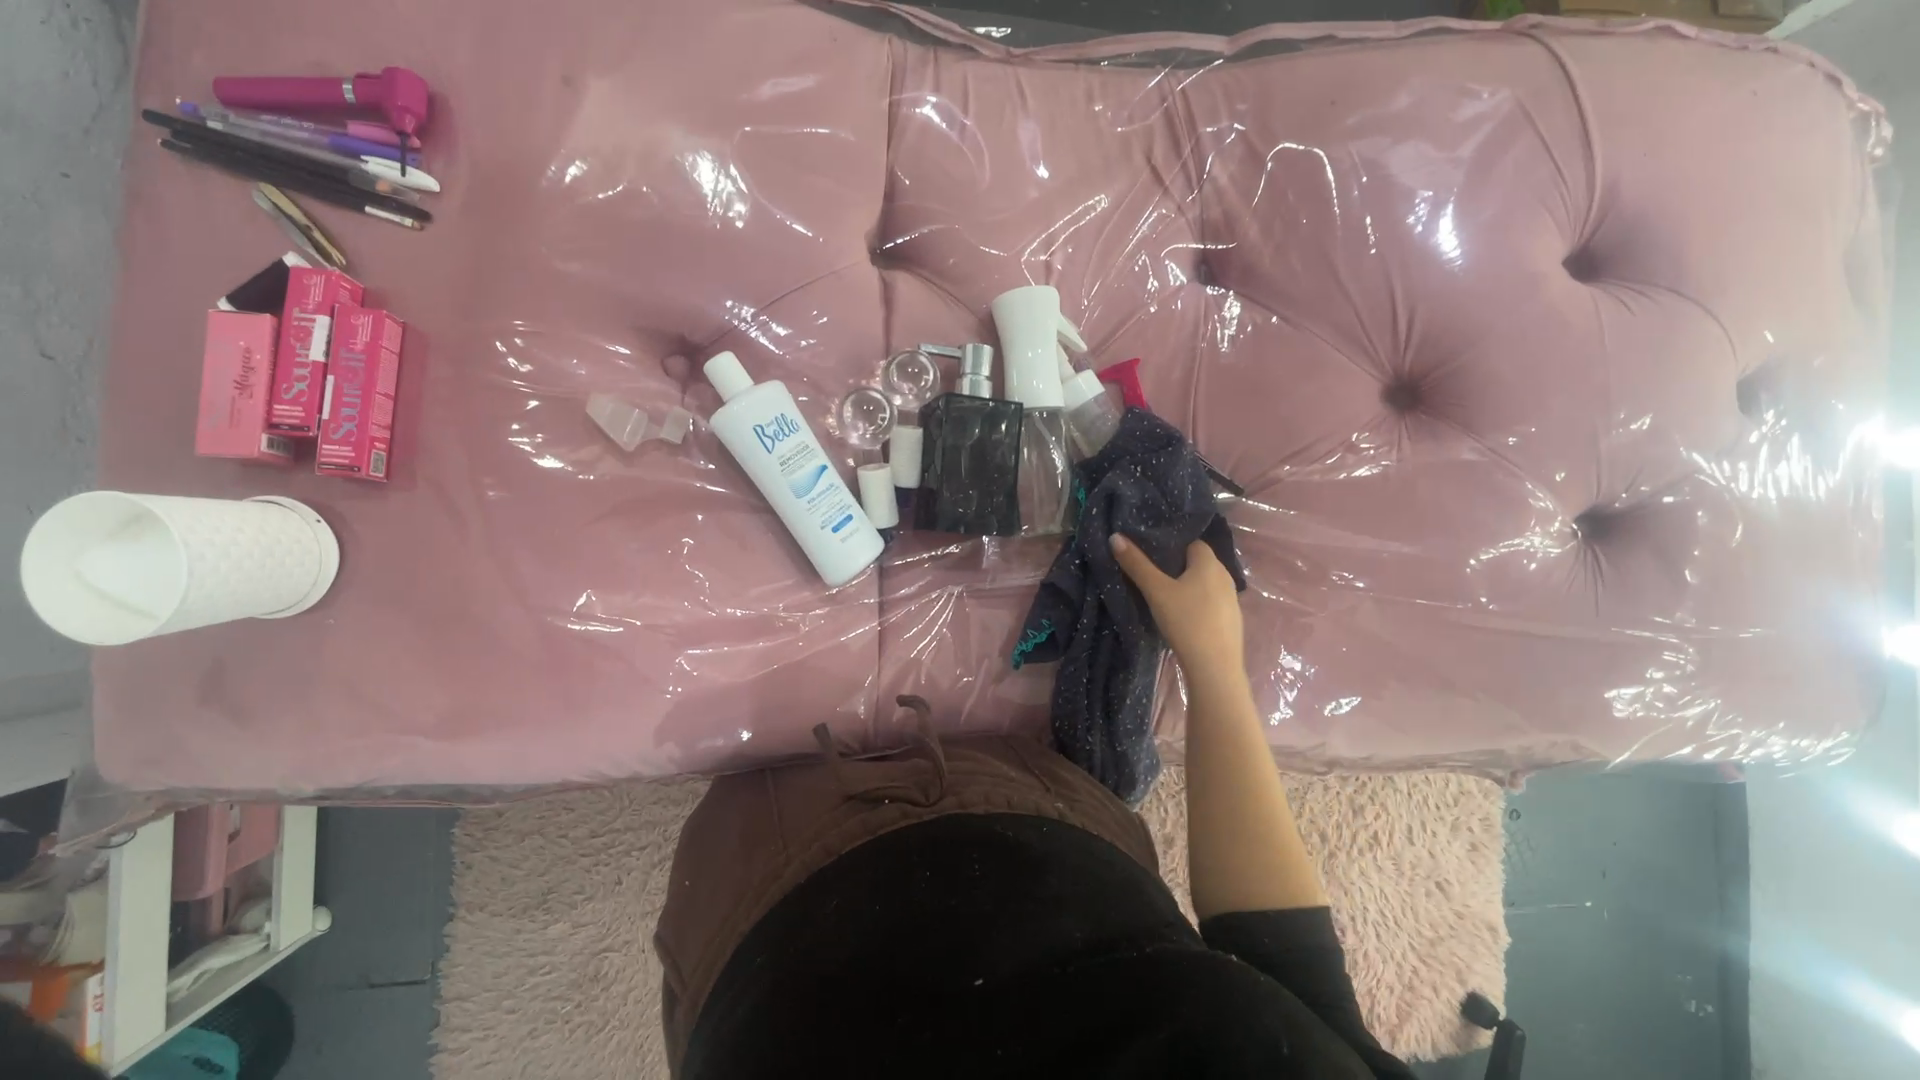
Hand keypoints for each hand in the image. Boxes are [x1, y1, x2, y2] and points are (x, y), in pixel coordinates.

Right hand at [1110, 535, 1244, 686]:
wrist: (1214, 667)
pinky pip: (1212, 603)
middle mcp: (1225, 576)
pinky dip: (1198, 605)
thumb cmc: (1186, 622)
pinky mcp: (1232, 621)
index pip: (1192, 542)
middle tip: (1153, 575)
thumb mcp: (1156, 591)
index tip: (1152, 554)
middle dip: (1178, 566)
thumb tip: (1115, 537)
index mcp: (1209, 563)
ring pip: (1206, 584)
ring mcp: (1232, 600)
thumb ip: (1136, 564)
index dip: (1173, 546)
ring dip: (1189, 587)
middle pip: (1199, 563)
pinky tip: (1184, 619)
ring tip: (1166, 597)